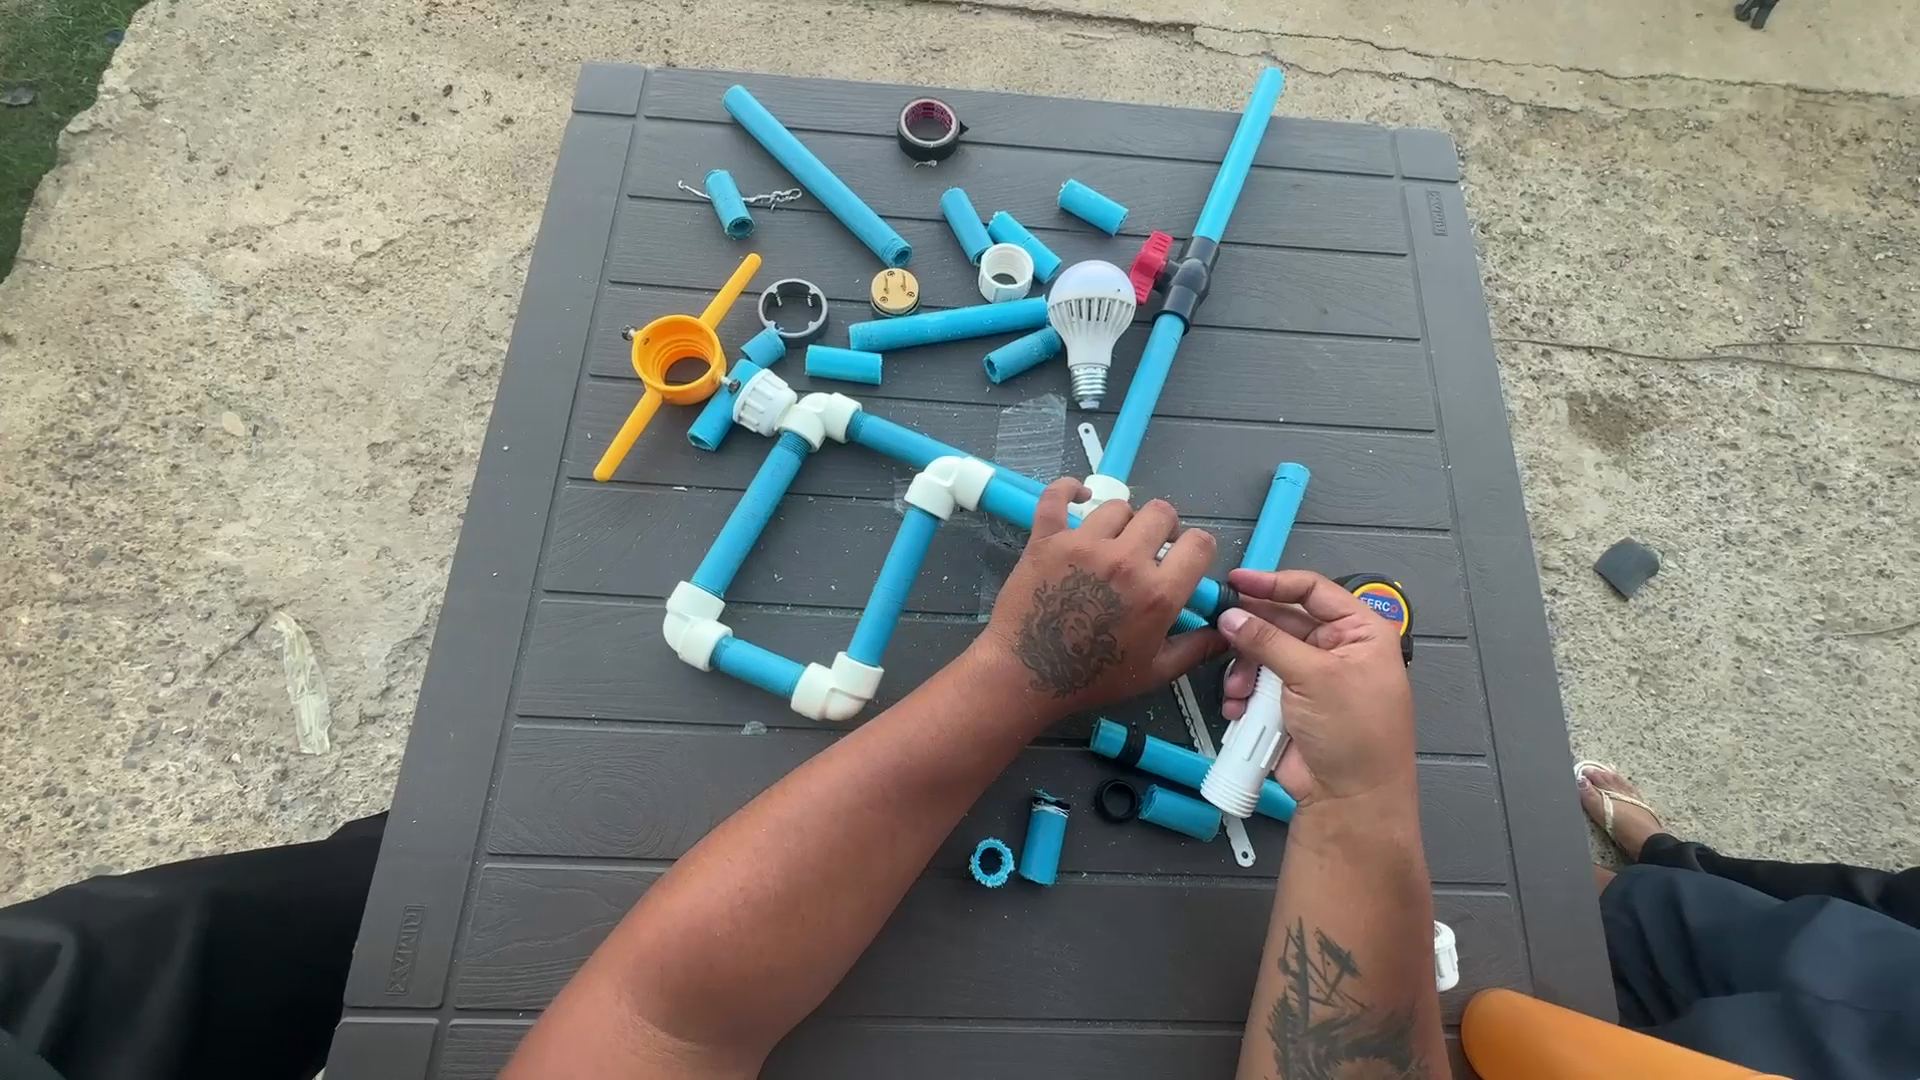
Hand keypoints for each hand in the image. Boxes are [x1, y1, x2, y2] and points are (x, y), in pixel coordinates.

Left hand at [974, 478, 1225, 718]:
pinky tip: (1078, 494)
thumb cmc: (1091, 678)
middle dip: (1163, 528)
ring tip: (1113, 540)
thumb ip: (1195, 649)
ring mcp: (1083, 545)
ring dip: (1121, 520)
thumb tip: (1226, 633)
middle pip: (1161, 514)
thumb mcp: (1154, 672)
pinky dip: (1067, 489)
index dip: (1197, 548)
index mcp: (1158, 593)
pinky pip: (1056, 496)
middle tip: (1149, 548)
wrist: (1026, 674)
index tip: (1184, 557)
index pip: (1199, 543)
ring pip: (1117, 506)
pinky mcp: (1046, 539)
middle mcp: (1125, 560)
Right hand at [1218, 569, 1414, 808]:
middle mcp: (1336, 648)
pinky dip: (1244, 693)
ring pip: (1262, 654)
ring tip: (1239, 692)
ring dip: (1245, 671)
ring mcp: (1310, 676)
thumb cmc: (1353, 732)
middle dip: (1251, 635)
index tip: (1236, 581)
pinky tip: (1240, 708)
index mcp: (1360, 632)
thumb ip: (1267, 641)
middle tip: (1222, 634)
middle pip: (1281, 622)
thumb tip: (1230, 616)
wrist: (1349, 799)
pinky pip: (1256, 683)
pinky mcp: (1288, 702)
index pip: (1312, 591)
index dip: (1273, 583)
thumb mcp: (1313, 676)